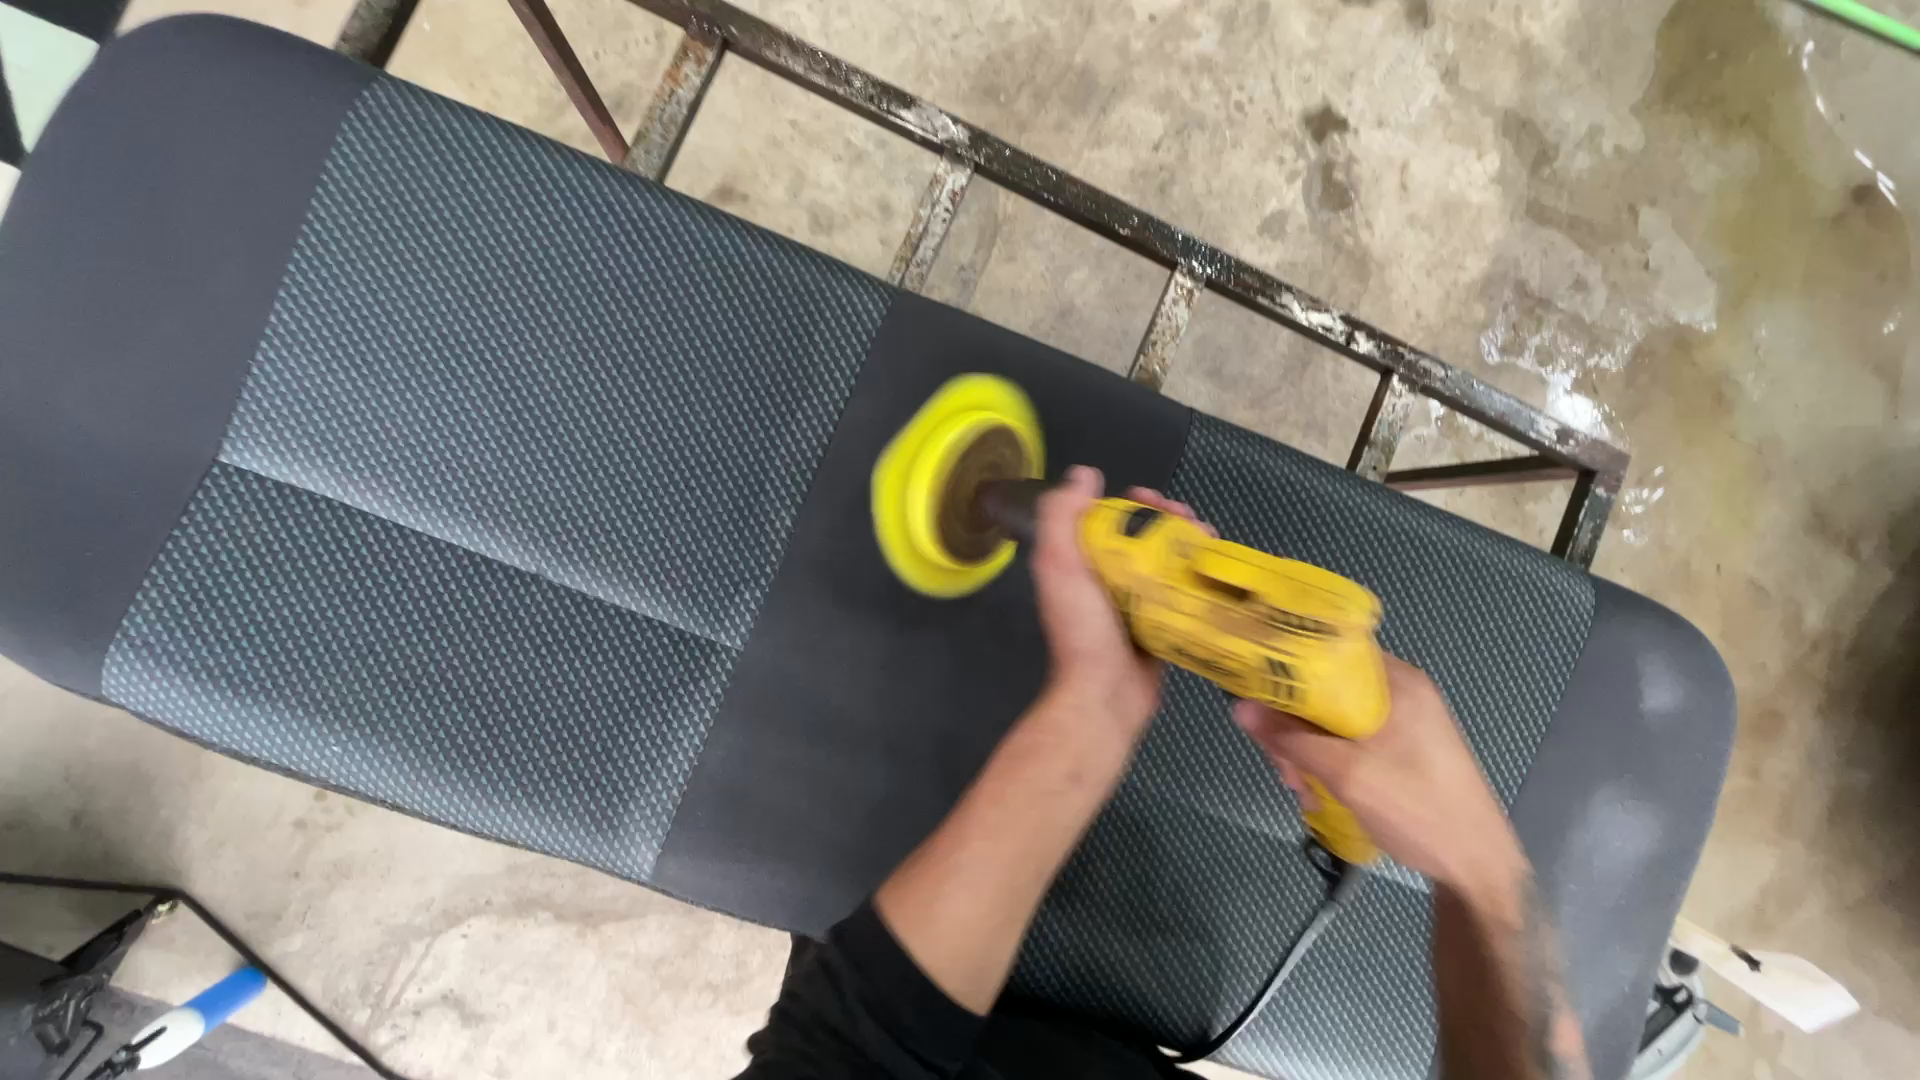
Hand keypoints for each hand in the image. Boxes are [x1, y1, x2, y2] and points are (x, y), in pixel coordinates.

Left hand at [1030, 466, 1207, 736]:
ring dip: (1189, 542)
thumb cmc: (1082, 628)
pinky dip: (1201, 576)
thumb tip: (1084, 473)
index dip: (1130, 502)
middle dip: (1168, 519)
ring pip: (1168, 560)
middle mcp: (1107, 579)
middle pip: (1143, 536)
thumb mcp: (1059, 565)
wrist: (1105, 695)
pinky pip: (1184, 591)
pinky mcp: (1163, 624)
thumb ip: (1061, 516)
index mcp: (1080, 562)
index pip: (1108, 518)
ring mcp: (1137, 602)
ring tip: (1209, 538)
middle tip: (1189, 517)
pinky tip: (1219, 569)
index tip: (1149, 498)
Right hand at [1233, 656, 1524, 893]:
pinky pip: (1348, 737)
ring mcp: (1402, 719)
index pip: (1327, 652)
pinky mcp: (1401, 745)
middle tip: (1283, 764)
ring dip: (1306, 749)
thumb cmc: (1417, 810)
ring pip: (1331, 718)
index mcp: (1395, 681)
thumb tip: (1238, 707)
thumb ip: (1290, 738)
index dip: (1286, 670)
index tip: (1258, 700)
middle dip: (1293, 725)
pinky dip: (1327, 759)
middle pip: (1324, 688)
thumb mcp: (1345, 773)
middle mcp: (1399, 690)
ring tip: (1302, 787)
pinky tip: (1319, 790)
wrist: (1478, 868)